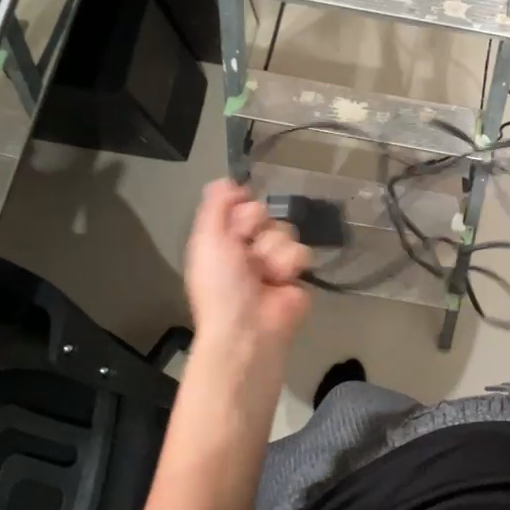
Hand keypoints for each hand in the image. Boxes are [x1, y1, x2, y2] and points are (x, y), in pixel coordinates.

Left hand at [185, 180, 311, 356]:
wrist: (249, 329)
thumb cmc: (221, 286)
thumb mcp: (207, 241)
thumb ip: (215, 206)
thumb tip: (229, 180)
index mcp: (221, 240)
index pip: (239, 204)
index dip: (240, 209)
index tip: (235, 222)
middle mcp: (247, 247)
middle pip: (264, 213)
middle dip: (256, 229)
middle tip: (246, 251)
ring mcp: (274, 260)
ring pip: (284, 230)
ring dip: (273, 251)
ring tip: (264, 273)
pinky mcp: (297, 274)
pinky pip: (302, 251)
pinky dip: (289, 265)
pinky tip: (280, 281)